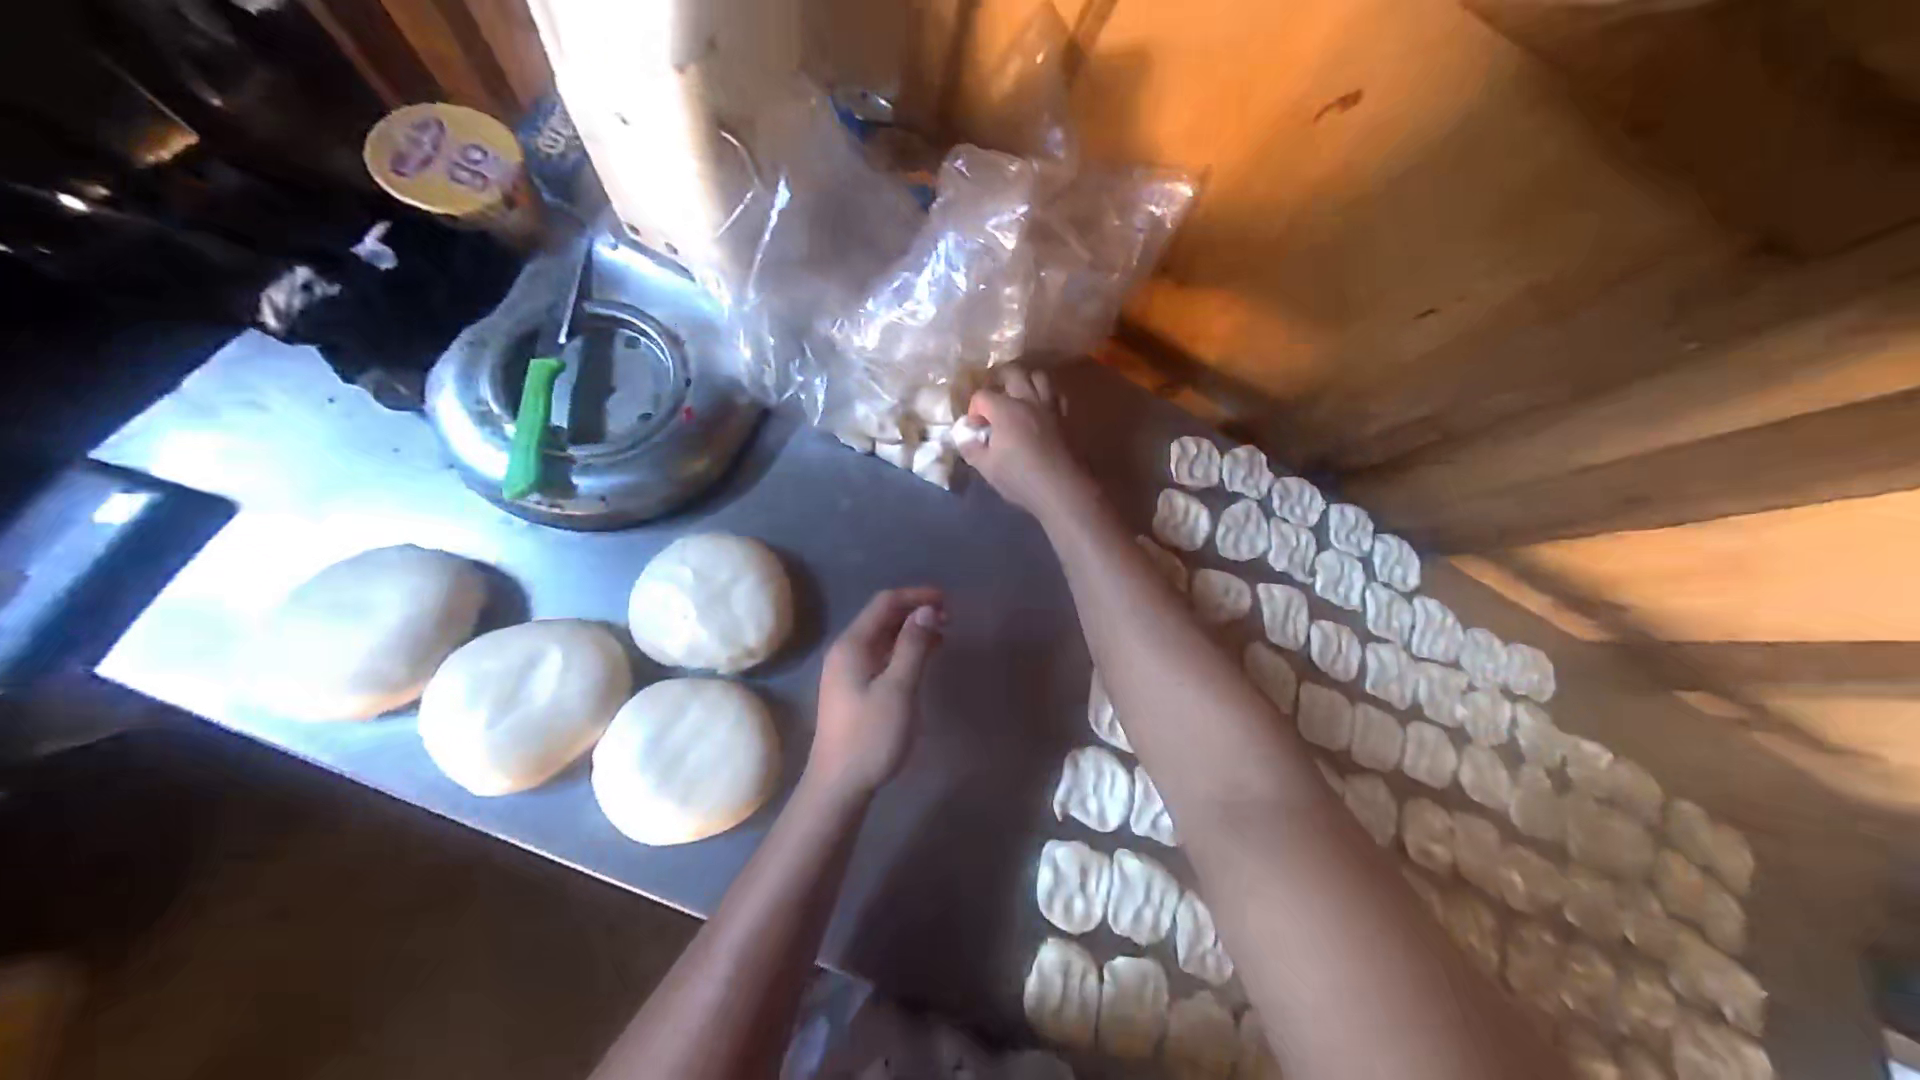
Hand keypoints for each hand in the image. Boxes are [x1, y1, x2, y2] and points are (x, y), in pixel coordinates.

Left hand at [807, 587, 945, 799]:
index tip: (948, 600)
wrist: (839, 785)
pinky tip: (923, 658)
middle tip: (950, 619)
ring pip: (882, 637)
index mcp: (852, 645)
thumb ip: (913, 646)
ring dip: (911, 631)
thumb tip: (927, 610)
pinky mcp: (854, 688)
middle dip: (915, 612)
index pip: (885, 603)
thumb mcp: (898, 689)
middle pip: (882, 617)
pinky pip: (881, 656)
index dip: (916, 596)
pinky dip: (903, 650)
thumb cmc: (870, 736)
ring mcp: (847, 671)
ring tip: (943, 635)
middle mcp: (846, 651)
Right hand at [957, 366, 1094, 519]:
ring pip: (1039, 377)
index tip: (975, 429)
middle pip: (1013, 373)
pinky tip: (1041, 411)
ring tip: (1019, 398)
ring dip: (1026, 382)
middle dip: (999, 380)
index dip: (974, 410)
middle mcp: (1028, 401)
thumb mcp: (986, 468)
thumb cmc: (1020, 479)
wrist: (1062, 489)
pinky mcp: (1067, 418)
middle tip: (994, 400)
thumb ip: (971, 449)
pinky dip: (1047, 397)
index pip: (982, 396)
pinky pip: (1057, 396)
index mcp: (1005, 410)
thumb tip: (965, 437)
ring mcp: (1050, 407)